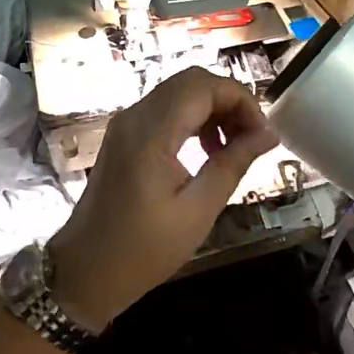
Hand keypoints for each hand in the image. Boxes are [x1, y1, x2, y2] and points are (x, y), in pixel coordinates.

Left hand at [47, 67, 278, 330]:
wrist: (84, 273)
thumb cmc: (143, 250)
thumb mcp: (198, 211)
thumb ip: (233, 164)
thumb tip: (269, 134)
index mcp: (151, 134)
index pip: (204, 87)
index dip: (241, 100)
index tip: (262, 133)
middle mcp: (135, 117)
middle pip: (192, 81)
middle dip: (229, 101)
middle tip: (251, 138)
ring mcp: (125, 124)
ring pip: (180, 92)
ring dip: (213, 109)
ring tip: (233, 148)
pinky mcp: (124, 135)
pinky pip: (166, 109)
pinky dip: (193, 118)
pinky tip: (207, 151)